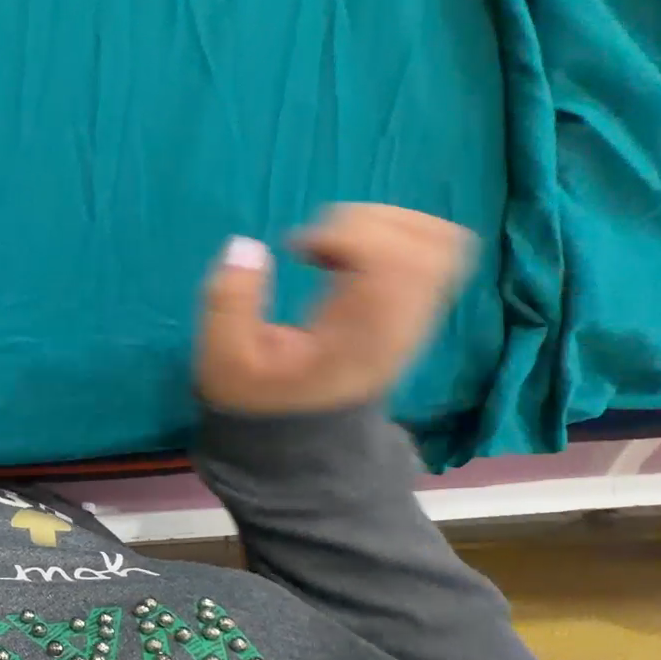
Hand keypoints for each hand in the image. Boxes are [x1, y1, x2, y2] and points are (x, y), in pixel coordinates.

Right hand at [197, 203, 474, 414]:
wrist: (297, 437)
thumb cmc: (255, 397)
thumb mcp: (222, 357)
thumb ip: (228, 301)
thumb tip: (246, 245)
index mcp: (360, 336)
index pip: (394, 261)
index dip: (347, 233)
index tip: (295, 247)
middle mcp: (402, 322)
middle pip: (431, 242)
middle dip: (368, 222)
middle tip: (314, 241)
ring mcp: (414, 315)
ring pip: (438, 241)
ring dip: (381, 225)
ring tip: (328, 245)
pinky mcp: (410, 309)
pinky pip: (426, 253)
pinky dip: (387, 237)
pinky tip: (341, 254)